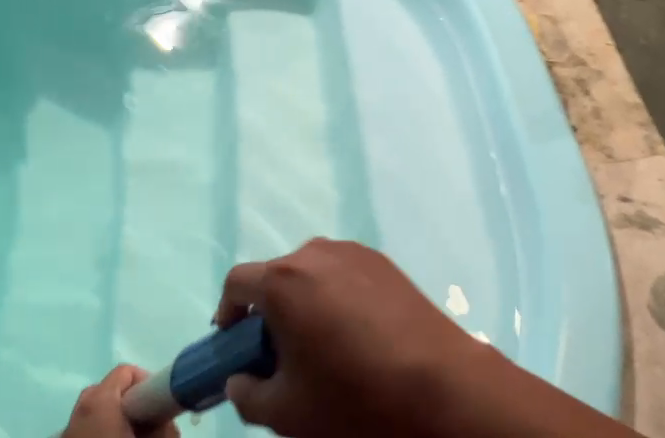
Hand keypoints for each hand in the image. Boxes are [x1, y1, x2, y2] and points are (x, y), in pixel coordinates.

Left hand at [62, 364, 178, 437]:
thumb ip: (165, 429)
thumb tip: (168, 424)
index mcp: (100, 402)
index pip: (126, 372)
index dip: (146, 383)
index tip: (159, 405)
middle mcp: (79, 411)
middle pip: (108, 392)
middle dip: (132, 405)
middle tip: (149, 426)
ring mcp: (66, 432)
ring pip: (95, 413)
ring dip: (116, 421)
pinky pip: (85, 431)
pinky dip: (100, 433)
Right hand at [212, 238, 494, 437]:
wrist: (437, 383)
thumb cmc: (352, 396)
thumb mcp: (285, 411)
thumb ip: (247, 393)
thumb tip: (240, 378)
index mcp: (284, 280)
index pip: (237, 284)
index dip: (227, 315)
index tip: (234, 347)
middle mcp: (316, 253)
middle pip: (276, 276)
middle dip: (268, 313)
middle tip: (278, 357)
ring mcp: (354, 252)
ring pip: (311, 274)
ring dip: (303, 303)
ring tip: (320, 348)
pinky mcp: (384, 262)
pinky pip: (343, 274)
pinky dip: (335, 297)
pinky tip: (353, 335)